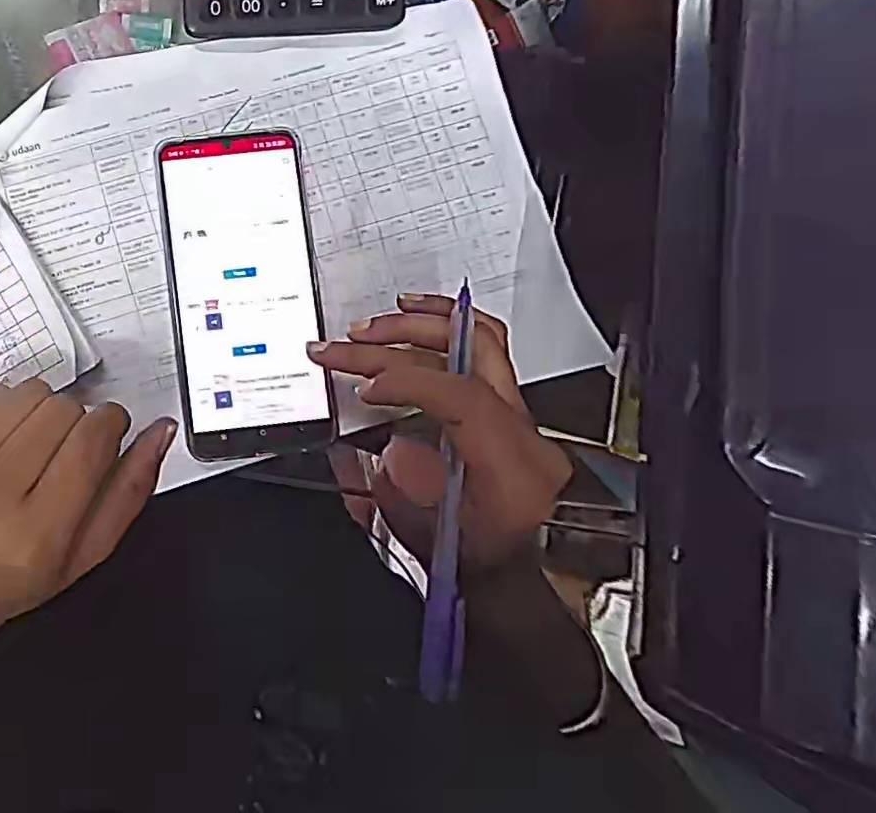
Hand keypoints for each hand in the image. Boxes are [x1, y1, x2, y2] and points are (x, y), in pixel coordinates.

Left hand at [0, 379, 177, 639]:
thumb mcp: (89, 551)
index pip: (89, 443)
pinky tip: (7, 439)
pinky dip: (10, 406)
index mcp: (37, 531)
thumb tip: (160, 431)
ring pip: (29, 392)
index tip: (111, 428)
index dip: (111, 422)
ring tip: (39, 442)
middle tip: (70, 447)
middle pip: (61, 410)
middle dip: (79, 418)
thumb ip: (130, 489)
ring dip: (46, 408)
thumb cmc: (22, 573)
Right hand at [306, 293, 569, 575]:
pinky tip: (412, 312)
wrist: (495, 563)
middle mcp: (524, 435)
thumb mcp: (418, 529)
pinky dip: (443, 322)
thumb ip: (396, 480)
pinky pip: (481, 345)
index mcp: (513, 470)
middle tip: (350, 344)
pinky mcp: (504, 404)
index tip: (364, 385)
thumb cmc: (461, 554)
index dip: (407, 379)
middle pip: (472, 353)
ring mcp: (520, 415)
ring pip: (479, 337)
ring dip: (417, 323)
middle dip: (400, 340)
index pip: (466, 395)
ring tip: (371, 325)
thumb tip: (384, 435)